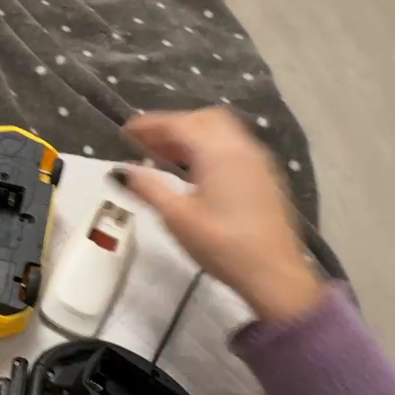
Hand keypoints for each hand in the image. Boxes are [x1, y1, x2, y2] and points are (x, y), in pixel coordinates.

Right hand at [120, 108, 323, 321]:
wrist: (274, 274)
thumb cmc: (221, 245)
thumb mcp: (176, 217)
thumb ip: (148, 188)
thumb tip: (121, 171)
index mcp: (218, 153)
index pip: (179, 124)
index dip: (150, 124)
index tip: (126, 132)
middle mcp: (241, 148)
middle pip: (204, 119)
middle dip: (173, 125)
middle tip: (146, 142)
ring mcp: (257, 162)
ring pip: (221, 132)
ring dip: (191, 135)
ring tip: (165, 156)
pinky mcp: (265, 178)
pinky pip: (233, 147)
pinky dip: (208, 147)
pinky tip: (194, 172)